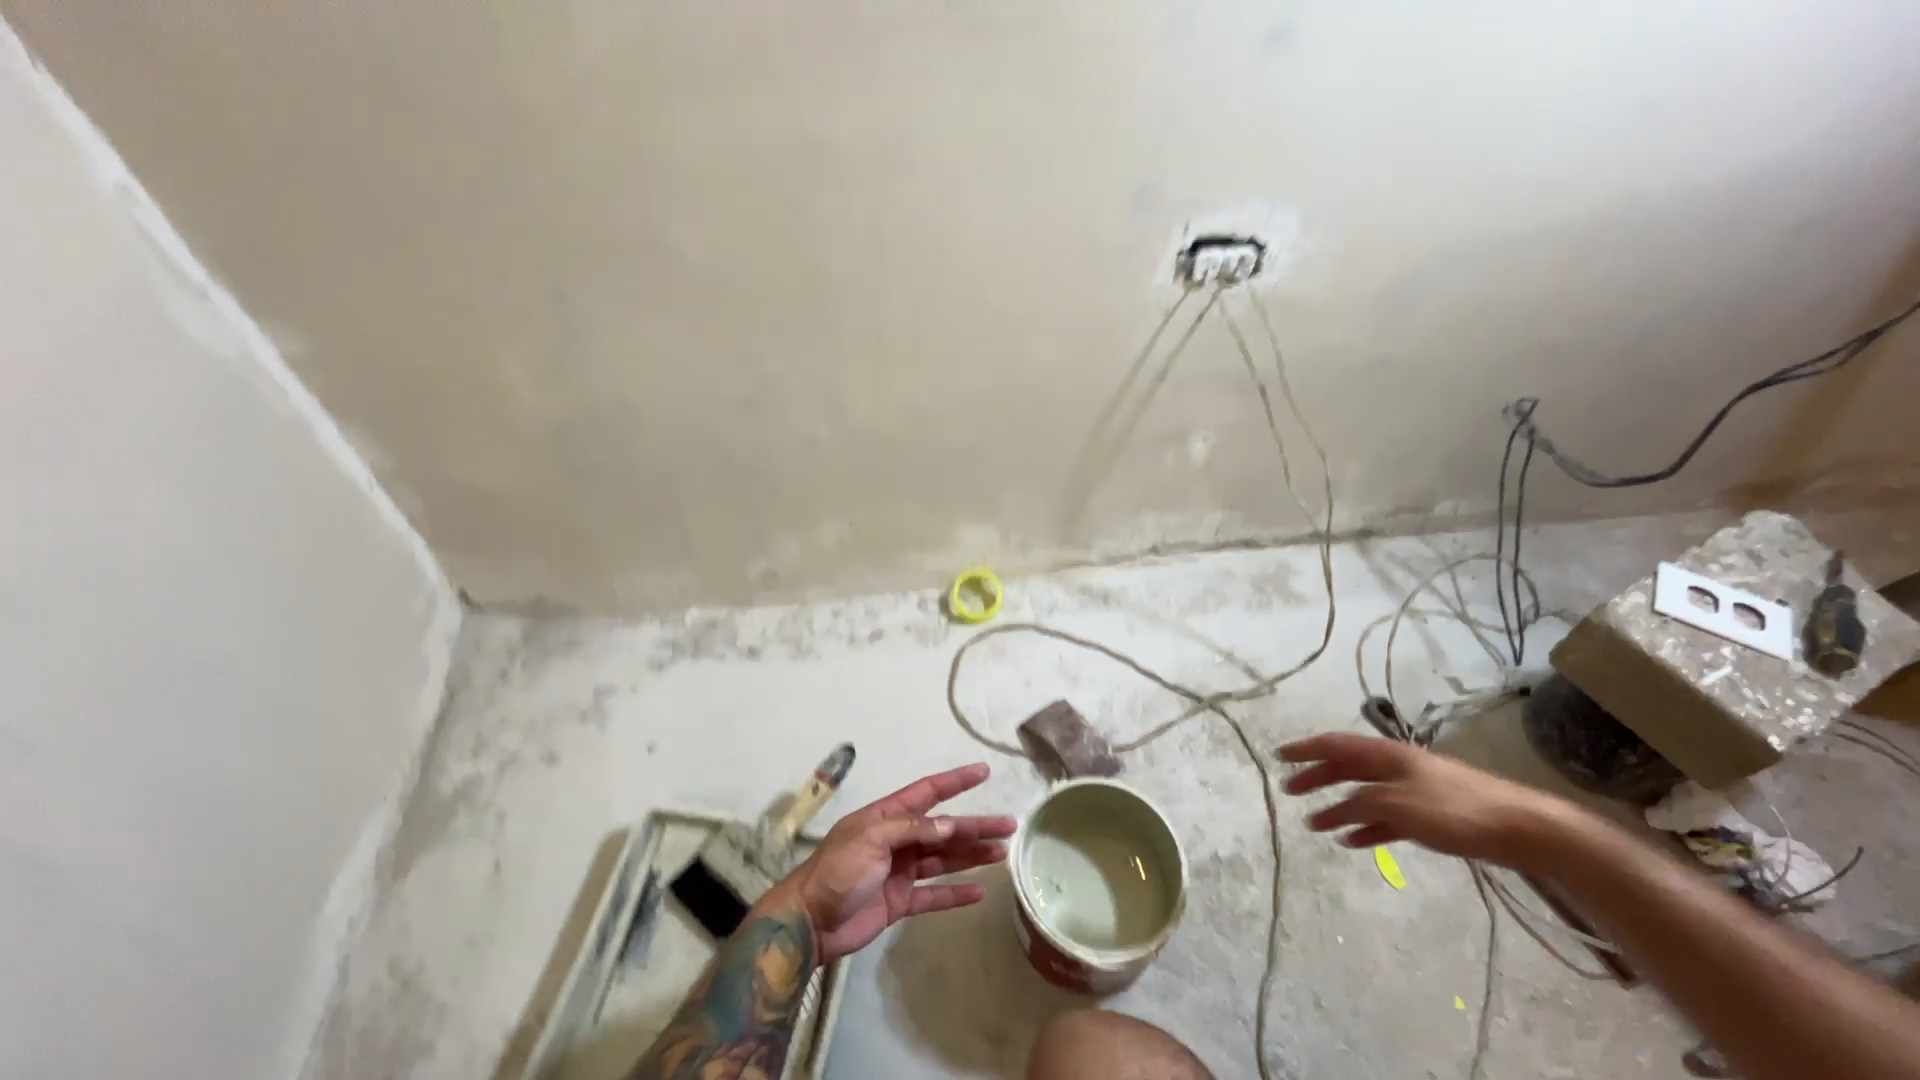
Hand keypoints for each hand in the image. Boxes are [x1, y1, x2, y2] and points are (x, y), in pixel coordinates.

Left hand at [759, 763, 1015, 962]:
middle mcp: (896, 841)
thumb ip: (911, 829)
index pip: (927, 793)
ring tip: (1002, 854)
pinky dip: (955, 893)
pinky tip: (979, 892)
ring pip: (943, 859)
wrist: (809, 921)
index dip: (955, 781)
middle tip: (1009, 826)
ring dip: (971, 855)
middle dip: (975, 826)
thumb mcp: (870, 839)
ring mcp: (899, 872)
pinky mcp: (899, 902)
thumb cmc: (837, 871)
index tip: (983, 772)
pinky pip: (933, 894)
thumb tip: (949, 825)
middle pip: (943, 829)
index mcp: (885, 818)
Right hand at [1277, 733, 1563, 865]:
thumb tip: (1334, 810)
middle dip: (1317, 778)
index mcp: (1386, 755)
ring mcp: (1415, 791)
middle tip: (1290, 791)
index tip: (1278, 756)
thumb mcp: (1397, 804)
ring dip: (1338, 807)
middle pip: (1347, 768)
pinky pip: (1386, 818)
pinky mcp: (1431, 816)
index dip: (1305, 750)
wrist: (1520, 828)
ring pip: (1365, 794)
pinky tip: (1353, 841)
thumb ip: (1359, 803)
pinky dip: (1366, 827)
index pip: (1335, 745)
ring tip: (1316, 824)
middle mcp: (1396, 767)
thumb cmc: (1455, 810)